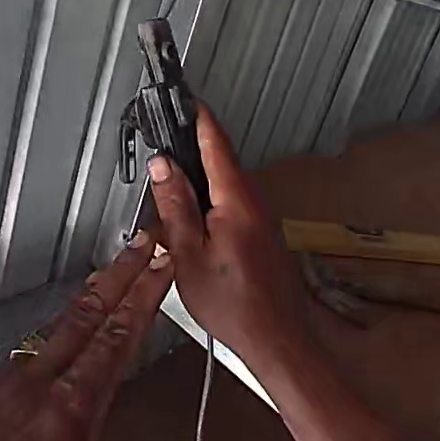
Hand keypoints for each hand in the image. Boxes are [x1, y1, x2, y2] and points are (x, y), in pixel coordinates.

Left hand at [0, 234, 214, 440]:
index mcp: (61, 420)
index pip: (115, 339)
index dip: (143, 295)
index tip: (160, 263)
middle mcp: (26, 394)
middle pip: (83, 316)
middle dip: (118, 275)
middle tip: (139, 245)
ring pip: (52, 329)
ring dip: (87, 298)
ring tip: (107, 278)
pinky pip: (24, 351)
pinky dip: (53, 329)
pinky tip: (54, 339)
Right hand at [148, 104, 308, 366]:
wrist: (276, 340)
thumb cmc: (235, 305)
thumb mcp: (188, 254)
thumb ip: (175, 205)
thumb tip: (163, 167)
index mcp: (237, 200)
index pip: (216, 142)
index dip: (199, 118)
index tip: (186, 100)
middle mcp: (256, 202)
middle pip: (221, 162)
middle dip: (191, 153)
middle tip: (165, 151)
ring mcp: (264, 218)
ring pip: (226, 186)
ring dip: (200, 183)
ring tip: (172, 195)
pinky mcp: (265, 234)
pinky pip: (235, 205)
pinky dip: (212, 204)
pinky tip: (195, 226)